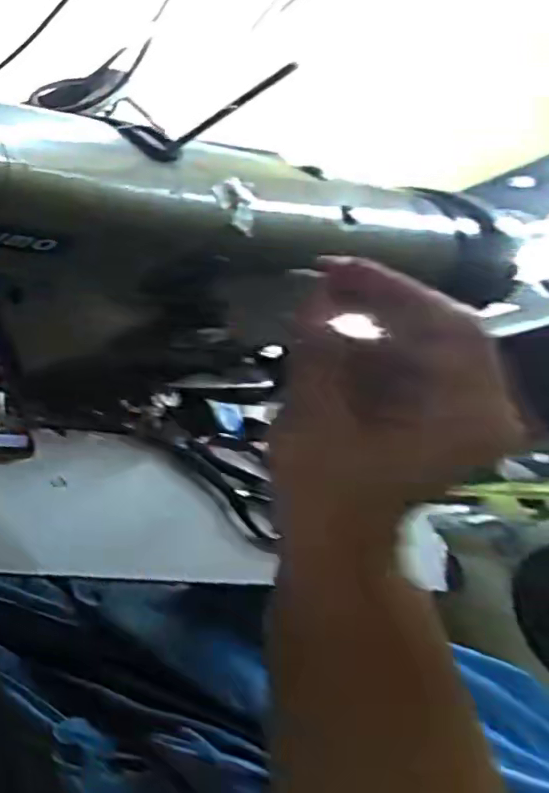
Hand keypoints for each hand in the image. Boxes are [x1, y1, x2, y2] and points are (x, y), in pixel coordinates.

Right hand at [270, 257, 525, 543]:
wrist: (336, 532)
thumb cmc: (326, 479)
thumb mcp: (315, 413)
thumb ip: (322, 352)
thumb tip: (319, 296)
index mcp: (469, 410)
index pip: (450, 328)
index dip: (394, 289)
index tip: (336, 266)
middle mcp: (483, 407)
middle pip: (445, 333)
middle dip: (384, 299)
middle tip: (323, 275)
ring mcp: (461, 412)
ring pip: (427, 345)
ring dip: (374, 318)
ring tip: (319, 298)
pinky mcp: (432, 415)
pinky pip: (410, 364)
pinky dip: (371, 342)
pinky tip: (329, 332)